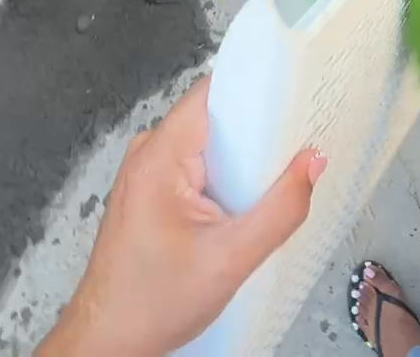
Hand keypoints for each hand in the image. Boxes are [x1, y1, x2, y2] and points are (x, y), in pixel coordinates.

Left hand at [40, 76, 325, 356]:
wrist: (105, 348)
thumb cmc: (154, 303)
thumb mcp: (230, 259)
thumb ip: (281, 209)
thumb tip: (314, 160)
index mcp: (161, 153)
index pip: (213, 92)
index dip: (256, 88)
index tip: (295, 93)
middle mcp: (150, 151)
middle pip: (214, 115)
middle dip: (257, 127)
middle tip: (298, 140)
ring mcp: (147, 170)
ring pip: (208, 141)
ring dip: (242, 155)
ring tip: (279, 170)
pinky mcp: (151, 191)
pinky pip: (197, 163)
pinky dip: (225, 173)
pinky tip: (248, 196)